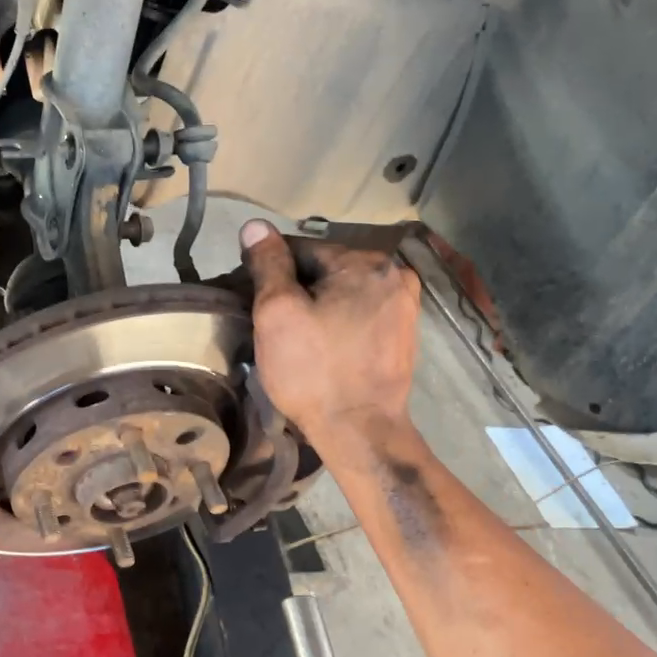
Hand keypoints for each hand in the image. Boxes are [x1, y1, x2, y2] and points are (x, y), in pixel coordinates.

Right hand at [241, 219, 421, 445]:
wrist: (360, 431)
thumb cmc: (313, 370)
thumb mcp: (277, 312)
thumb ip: (267, 264)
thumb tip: (254, 225)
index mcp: (367, 263)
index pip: (300, 248)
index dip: (268, 272)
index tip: (251, 302)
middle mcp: (395, 275)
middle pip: (324, 269)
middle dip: (294, 289)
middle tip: (270, 324)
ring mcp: (405, 306)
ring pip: (340, 291)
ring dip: (314, 306)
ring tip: (293, 338)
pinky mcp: (403, 333)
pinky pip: (357, 312)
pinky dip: (335, 321)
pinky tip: (319, 346)